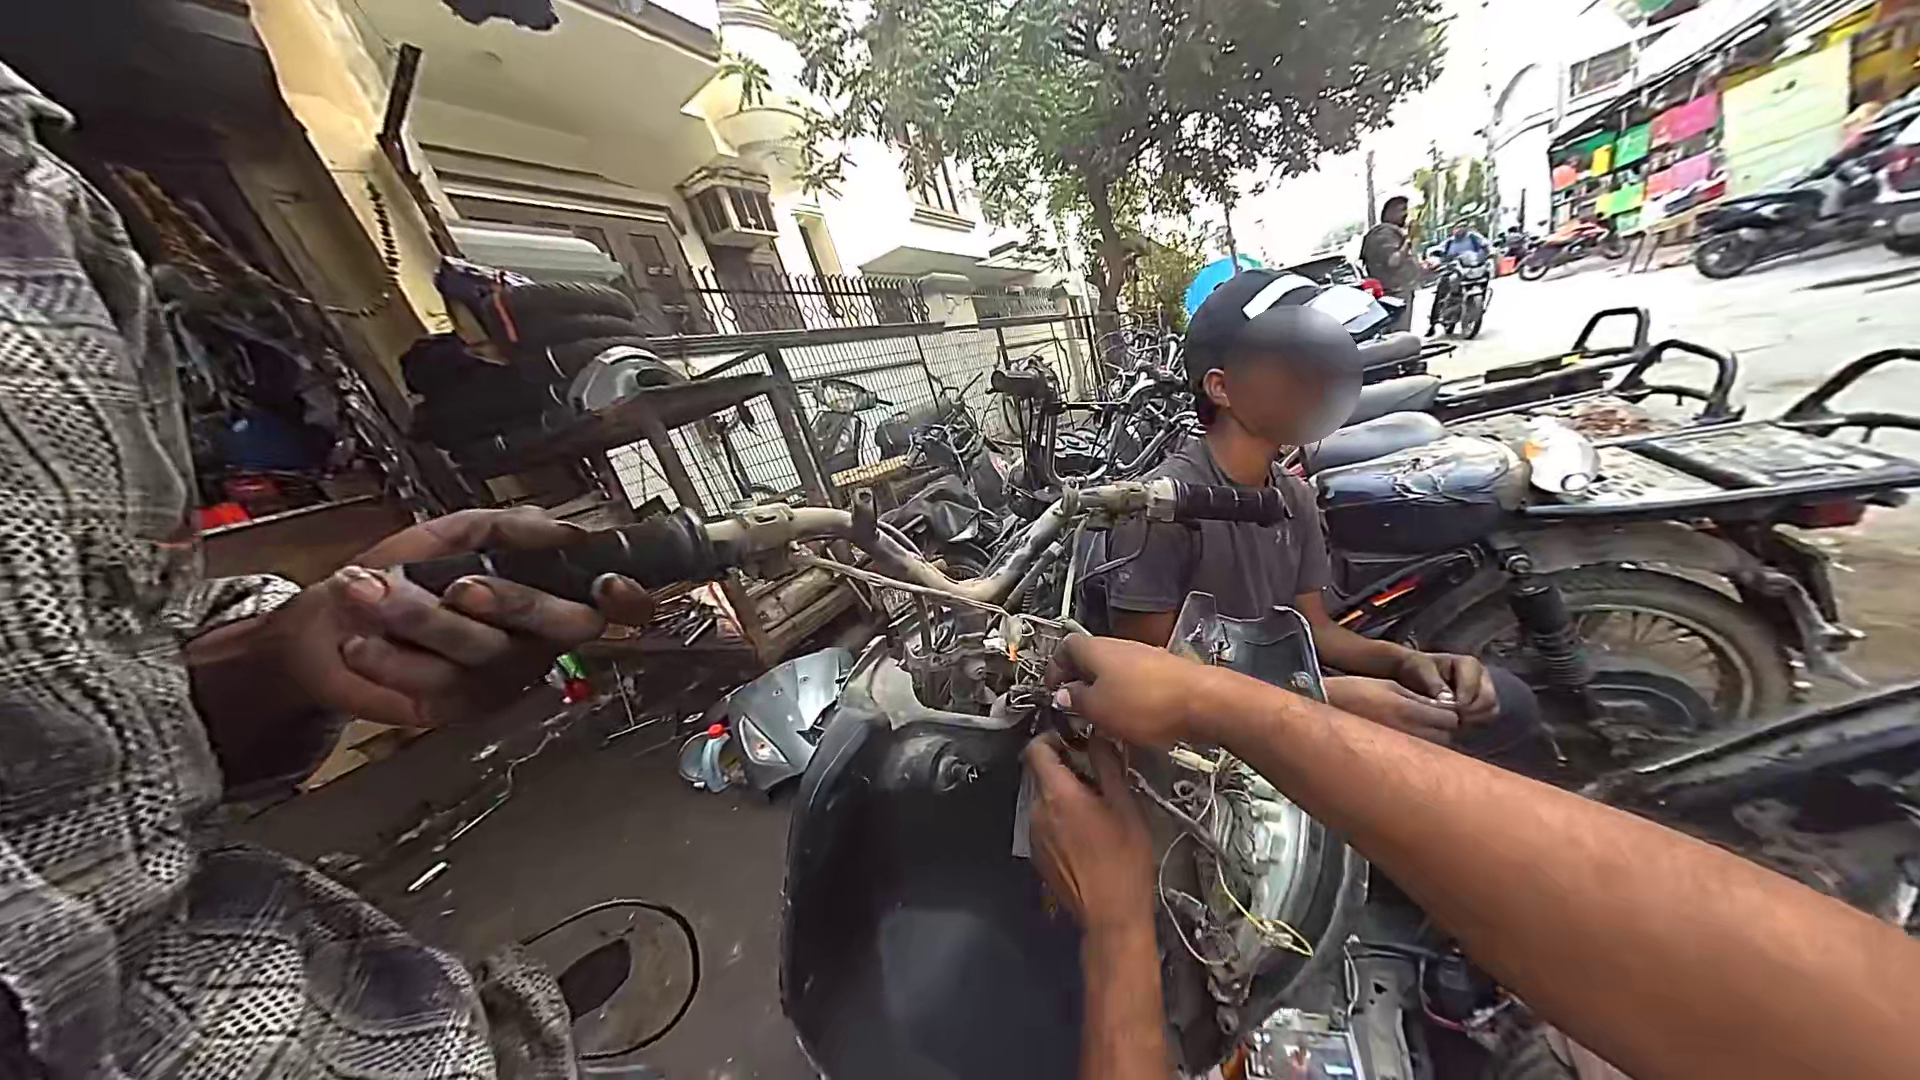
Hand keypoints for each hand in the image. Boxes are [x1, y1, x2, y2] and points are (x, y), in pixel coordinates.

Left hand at [260, 507, 654, 727]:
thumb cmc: (405, 572)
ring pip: (489, 650)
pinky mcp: (462, 705)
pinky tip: (361, 641)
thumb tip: (566, 530)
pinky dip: (389, 659)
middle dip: (518, 602)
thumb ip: (510, 526)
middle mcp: (543, 637)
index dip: (630, 598)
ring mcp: (507, 673)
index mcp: (557, 594)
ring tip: (368, 590)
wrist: (329, 620)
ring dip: (423, 618)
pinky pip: (438, 683)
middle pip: (565, 627)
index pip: (622, 605)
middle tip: (463, 586)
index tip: (608, 582)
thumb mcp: (458, 532)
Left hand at [1023, 735, 1154, 932]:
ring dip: (1063, 793)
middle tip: (1093, 776)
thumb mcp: (1125, 805)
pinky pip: (1043, 820)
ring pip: (1043, 797)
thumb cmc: (1124, 862)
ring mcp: (1034, 832)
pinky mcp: (1037, 852)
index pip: (1035, 749)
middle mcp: (1038, 810)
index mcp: (1058, 794)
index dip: (1051, 737)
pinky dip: (1059, 816)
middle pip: (1040, 772)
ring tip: (1094, 808)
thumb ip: (1108, 765)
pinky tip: (1085, 832)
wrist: (1112, 916)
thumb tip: (1098, 739)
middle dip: (1064, 767)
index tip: (1071, 740)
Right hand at [1045, 634, 1230, 748]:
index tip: (1053, 691)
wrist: (1204, 702)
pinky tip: (1132, 720)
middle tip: (1076, 709)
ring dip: (1103, 692)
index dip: (1054, 669)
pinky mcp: (1165, 672)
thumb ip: (1075, 699)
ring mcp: (1144, 656)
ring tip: (1103, 719)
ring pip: (1112, 672)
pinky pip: (1135, 682)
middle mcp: (1118, 646)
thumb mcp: (1097, 708)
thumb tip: (1063, 694)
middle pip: (1089, 659)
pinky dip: (1127, 698)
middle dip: (1079, 683)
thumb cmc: (1146, 703)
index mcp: (1095, 648)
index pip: (1064, 647)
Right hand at [1325, 676, 1458, 742]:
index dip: (1448, 710)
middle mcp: (1410, 731)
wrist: (1325, 704)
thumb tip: (1442, 706)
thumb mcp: (1388, 685)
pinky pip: (1416, 752)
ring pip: (1434, 746)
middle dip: (1443, 726)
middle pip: (1447, 735)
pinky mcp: (1391, 753)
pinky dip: (1417, 746)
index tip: (1439, 705)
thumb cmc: (1356, 690)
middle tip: (1428, 716)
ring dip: (1432, 737)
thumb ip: (1418, 697)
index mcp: (1409, 711)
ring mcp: (1401, 744)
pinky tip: (1405, 737)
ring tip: (1415, 727)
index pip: (1450, 718)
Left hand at [1393, 650, 1499, 725]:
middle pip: (1487, 700)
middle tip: (1450, 719)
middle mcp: (1483, 677)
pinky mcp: (1483, 705)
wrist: (1414, 672)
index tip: (1444, 707)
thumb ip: (1434, 684)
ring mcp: (1486, 691)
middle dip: (1469, 712)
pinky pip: (1487, 718)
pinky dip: (1474, 723)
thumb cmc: (1417, 668)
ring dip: (1473, 719)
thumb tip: (1448, 700)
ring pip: (1490, 711)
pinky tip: (1457, 724)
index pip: (1473, 687)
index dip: (1460, 700)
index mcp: (1469, 664)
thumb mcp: (1421, 670)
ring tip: (1453, 722)